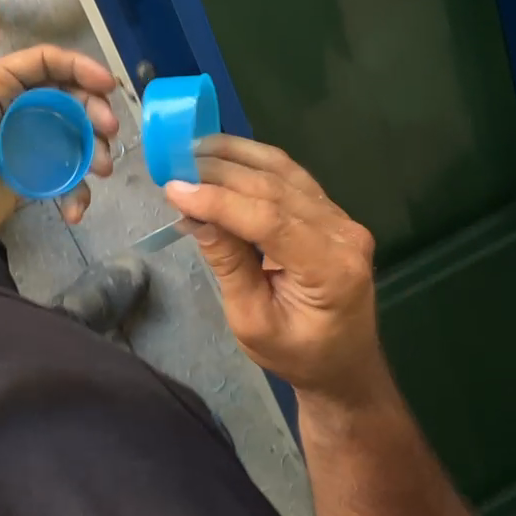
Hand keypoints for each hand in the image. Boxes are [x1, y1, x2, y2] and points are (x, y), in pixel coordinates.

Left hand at [0, 1, 119, 252]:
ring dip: (95, 150)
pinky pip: (66, 174)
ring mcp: (29, 143)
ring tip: (101, 170)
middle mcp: (18, 108)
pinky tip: (75, 207)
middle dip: (95, 112)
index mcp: (0, 85)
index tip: (107, 85)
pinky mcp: (34, 175)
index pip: (48, 63)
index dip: (80, 67)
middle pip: (70, 99)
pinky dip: (77, 189)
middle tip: (110, 131)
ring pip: (76, 136)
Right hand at [166, 136, 385, 403]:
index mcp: (330, 269)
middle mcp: (342, 233)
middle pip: (273, 188)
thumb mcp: (252, 323)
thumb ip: (228, 265)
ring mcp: (340, 217)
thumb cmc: (297, 354)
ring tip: (190, 149)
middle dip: (218, 173)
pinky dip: (250, 159)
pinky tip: (221, 152)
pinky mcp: (329, 209)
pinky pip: (288, 173)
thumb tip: (194, 216)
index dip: (218, 201)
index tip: (173, 189)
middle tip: (171, 165)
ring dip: (233, 155)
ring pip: (281, 170)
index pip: (269, 220)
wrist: (344, 365)